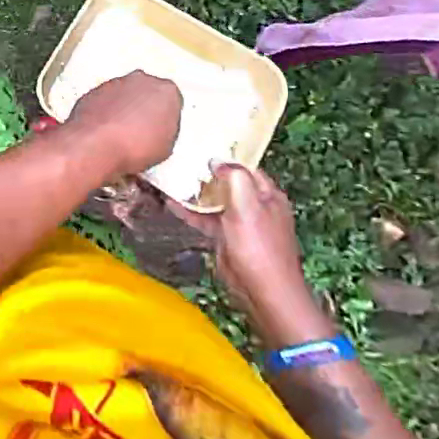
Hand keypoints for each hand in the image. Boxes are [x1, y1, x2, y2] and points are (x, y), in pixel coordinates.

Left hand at [61, 71, 181, 177]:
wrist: (96, 143)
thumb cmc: (137, 146)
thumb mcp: (166, 146)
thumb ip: (165, 128)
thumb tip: (155, 129)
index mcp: (166, 91)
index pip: (171, 100)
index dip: (164, 116)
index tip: (159, 129)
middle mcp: (141, 80)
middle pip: (146, 91)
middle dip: (143, 105)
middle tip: (140, 128)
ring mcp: (114, 83)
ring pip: (123, 94)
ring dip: (122, 106)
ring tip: (119, 131)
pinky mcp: (93, 90)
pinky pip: (104, 100)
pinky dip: (104, 110)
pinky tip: (103, 128)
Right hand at [176, 165, 332, 346]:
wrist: (264, 292)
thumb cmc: (258, 247)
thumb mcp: (248, 205)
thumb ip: (234, 177)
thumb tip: (217, 160)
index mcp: (268, 195)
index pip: (244, 166)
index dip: (223, 156)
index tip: (198, 146)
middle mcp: (256, 205)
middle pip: (227, 182)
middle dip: (205, 172)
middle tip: (179, 159)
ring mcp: (241, 223)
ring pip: (214, 200)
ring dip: (195, 191)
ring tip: (170, 177)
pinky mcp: (227, 238)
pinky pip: (206, 218)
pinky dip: (190, 211)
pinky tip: (170, 203)